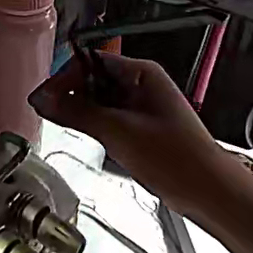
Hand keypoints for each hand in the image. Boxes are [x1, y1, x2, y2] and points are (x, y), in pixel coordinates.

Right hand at [29, 53, 241, 216]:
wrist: (207, 190)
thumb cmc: (177, 157)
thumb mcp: (118, 131)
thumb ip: (77, 112)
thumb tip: (45, 100)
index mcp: (142, 73)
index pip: (92, 62)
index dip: (65, 77)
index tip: (44, 97)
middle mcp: (143, 85)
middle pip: (95, 80)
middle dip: (71, 95)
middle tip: (48, 113)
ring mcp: (143, 107)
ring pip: (101, 101)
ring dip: (82, 112)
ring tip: (66, 126)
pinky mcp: (143, 129)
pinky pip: (111, 119)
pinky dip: (96, 126)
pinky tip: (89, 138)